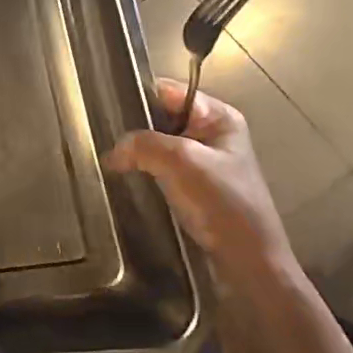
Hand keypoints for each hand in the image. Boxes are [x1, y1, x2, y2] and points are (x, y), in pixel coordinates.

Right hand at [105, 79, 299, 283]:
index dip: (138, 98)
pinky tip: (127, 179)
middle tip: (104, 139)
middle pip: (161, 117)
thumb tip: (112, 151)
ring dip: (137, 154)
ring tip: (111, 161)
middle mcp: (211, 132)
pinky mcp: (194, 185)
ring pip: (158, 145)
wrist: (249, 261)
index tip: (107, 111)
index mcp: (218, 116)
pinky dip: (144, 172)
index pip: (168, 91)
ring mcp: (203, 160)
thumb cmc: (223, 203)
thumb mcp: (182, 162)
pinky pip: (161, 168)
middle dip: (134, 128)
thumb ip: (143, 145)